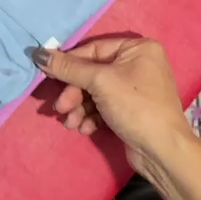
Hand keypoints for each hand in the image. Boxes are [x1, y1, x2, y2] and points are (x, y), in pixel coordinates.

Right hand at [36, 37, 199, 176]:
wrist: (162, 151)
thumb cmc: (135, 106)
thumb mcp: (99, 82)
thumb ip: (68, 68)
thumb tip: (38, 53)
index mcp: (137, 48)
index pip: (93, 50)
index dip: (68, 64)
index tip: (48, 76)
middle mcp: (138, 64)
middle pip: (92, 73)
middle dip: (74, 93)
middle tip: (61, 108)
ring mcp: (135, 89)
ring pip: (95, 93)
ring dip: (79, 108)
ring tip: (71, 123)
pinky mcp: (130, 110)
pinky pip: (103, 107)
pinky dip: (91, 117)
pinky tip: (85, 129)